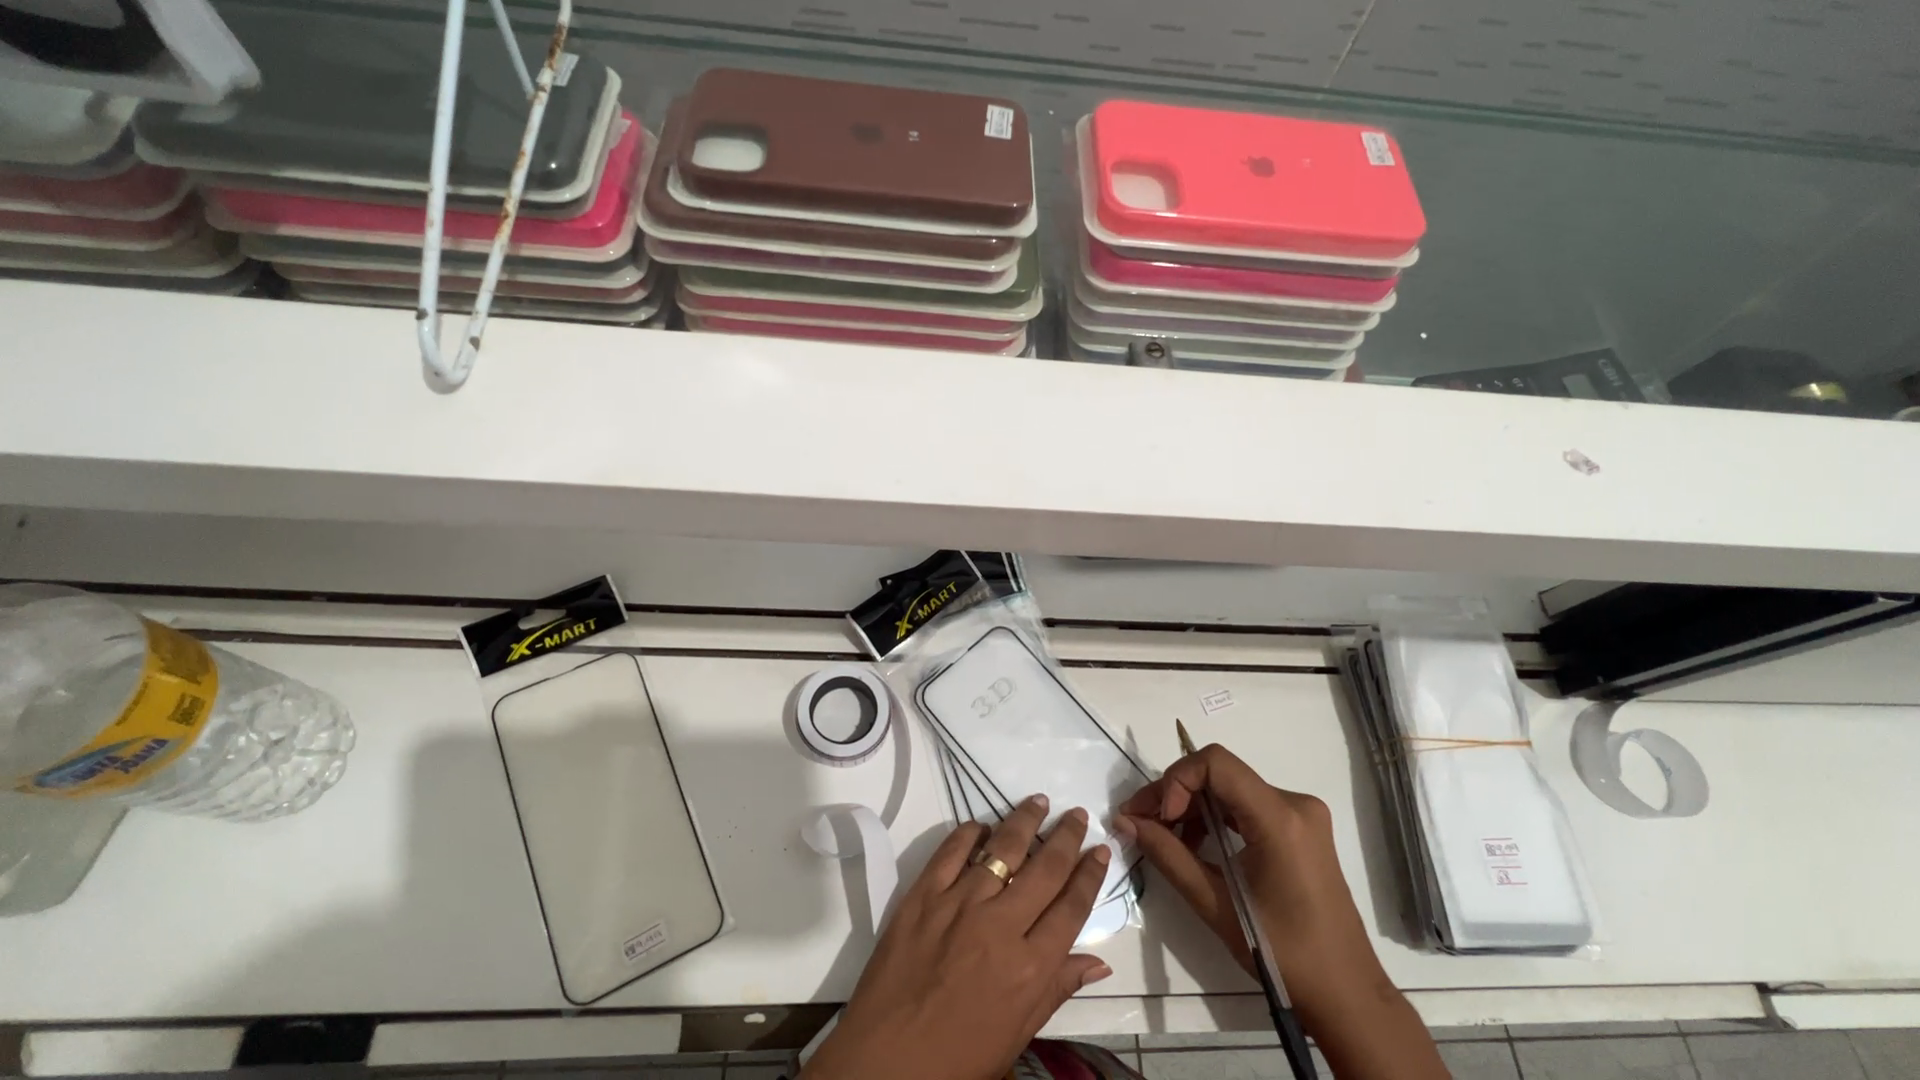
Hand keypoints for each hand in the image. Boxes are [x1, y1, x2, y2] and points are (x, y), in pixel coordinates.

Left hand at [802, 795, 1113, 1079]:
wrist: (887, 1060)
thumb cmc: (959, 1057)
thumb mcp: (1019, 1032)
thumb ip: (1057, 988)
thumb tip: (1098, 961)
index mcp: (1030, 966)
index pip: (1072, 906)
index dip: (1091, 874)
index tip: (1101, 850)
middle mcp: (1001, 926)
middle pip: (1044, 869)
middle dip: (1066, 837)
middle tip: (1077, 814)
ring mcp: (959, 905)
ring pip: (1002, 850)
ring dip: (1024, 822)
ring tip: (1039, 802)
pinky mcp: (922, 896)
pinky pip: (950, 853)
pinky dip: (968, 833)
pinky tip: (981, 825)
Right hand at [1116, 744, 1445, 1078]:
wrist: (1343, 991)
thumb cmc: (1282, 952)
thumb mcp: (1216, 904)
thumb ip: (1168, 855)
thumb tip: (1127, 822)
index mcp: (1280, 818)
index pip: (1216, 763)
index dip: (1176, 781)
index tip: (1156, 818)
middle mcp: (1295, 804)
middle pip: (1220, 774)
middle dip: (1175, 795)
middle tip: (1139, 824)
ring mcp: (1302, 815)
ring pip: (1231, 789)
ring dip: (1192, 807)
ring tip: (1163, 839)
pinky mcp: (1301, 830)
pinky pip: (1247, 807)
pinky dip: (1216, 818)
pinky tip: (1196, 847)